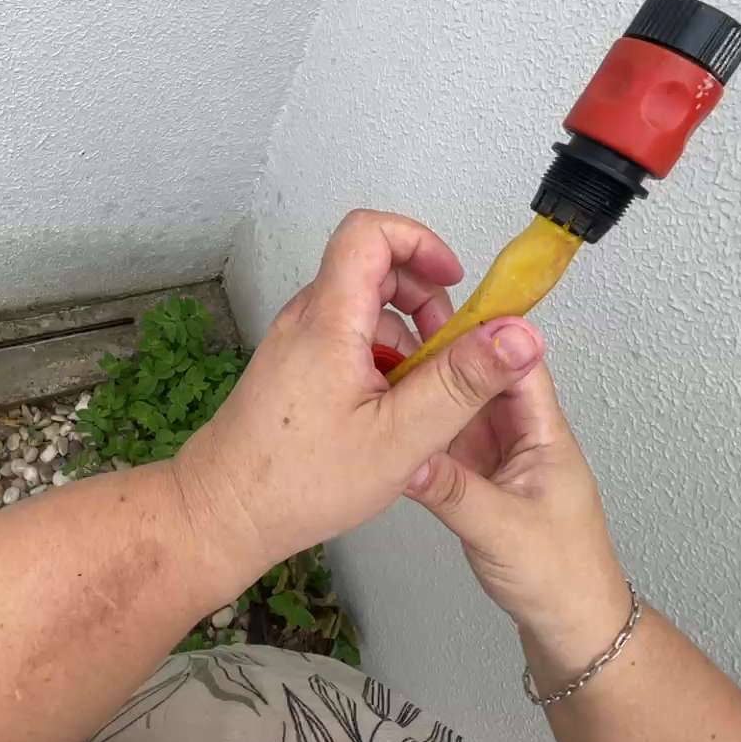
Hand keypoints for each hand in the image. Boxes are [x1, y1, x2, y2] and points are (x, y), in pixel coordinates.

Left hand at [173, 210, 546, 578]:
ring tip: (424, 390)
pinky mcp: (296, 362)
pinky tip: (392, 405)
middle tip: (450, 348)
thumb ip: (460, 381)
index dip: (418, 241)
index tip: (452, 278)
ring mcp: (298, 339)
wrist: (225, 509)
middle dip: (423, 296)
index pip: (368, 232)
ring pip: (363, 305)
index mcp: (329, 319)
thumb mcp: (400, 436)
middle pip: (373, 266)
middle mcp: (307, 317)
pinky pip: (347, 335)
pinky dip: (381, 355)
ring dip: (406, 332)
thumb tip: (515, 335)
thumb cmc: (298, 481)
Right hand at [402, 361, 631, 674]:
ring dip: (430, 389)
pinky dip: (421, 425)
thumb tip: (408, 457)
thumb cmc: (562, 578)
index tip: (442, 312)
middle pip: (481, 377)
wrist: (570, 626)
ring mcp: (494, 454)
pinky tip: (394, 418)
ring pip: (458, 405)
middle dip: (444, 354)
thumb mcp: (504, 531)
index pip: (517, 365)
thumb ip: (454, 493)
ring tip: (386, 368)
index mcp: (543, 434)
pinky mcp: (475, 474)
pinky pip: (444, 437)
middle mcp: (518, 435)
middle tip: (396, 332)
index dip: (485, 335)